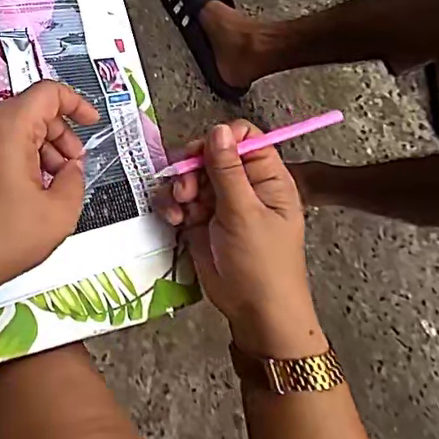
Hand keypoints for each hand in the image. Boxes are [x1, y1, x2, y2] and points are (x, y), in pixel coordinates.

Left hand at [0, 80, 101, 290]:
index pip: (47, 92)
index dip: (76, 103)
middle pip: (32, 110)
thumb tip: (72, 168)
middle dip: (61, 134)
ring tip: (55, 185)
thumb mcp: (57, 214)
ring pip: (16, 129)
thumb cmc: (0, 238)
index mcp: (7, 127)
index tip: (93, 122)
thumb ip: (75, 180)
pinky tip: (31, 191)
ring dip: (43, 148)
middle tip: (74, 166)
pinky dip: (21, 158)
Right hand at [172, 121, 324, 358]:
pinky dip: (171, 205)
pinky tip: (174, 219)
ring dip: (178, 188)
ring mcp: (218, 201)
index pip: (243, 138)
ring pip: (188, 175)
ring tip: (181, 208)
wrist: (252, 309)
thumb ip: (227, 169)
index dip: (220, 139)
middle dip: (191, 167)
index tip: (203, 154)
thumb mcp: (244, 212)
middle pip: (208, 154)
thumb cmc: (261, 262)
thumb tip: (219, 128)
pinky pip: (178, 198)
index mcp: (266, 178)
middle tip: (188, 188)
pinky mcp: (198, 217)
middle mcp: (242, 185)